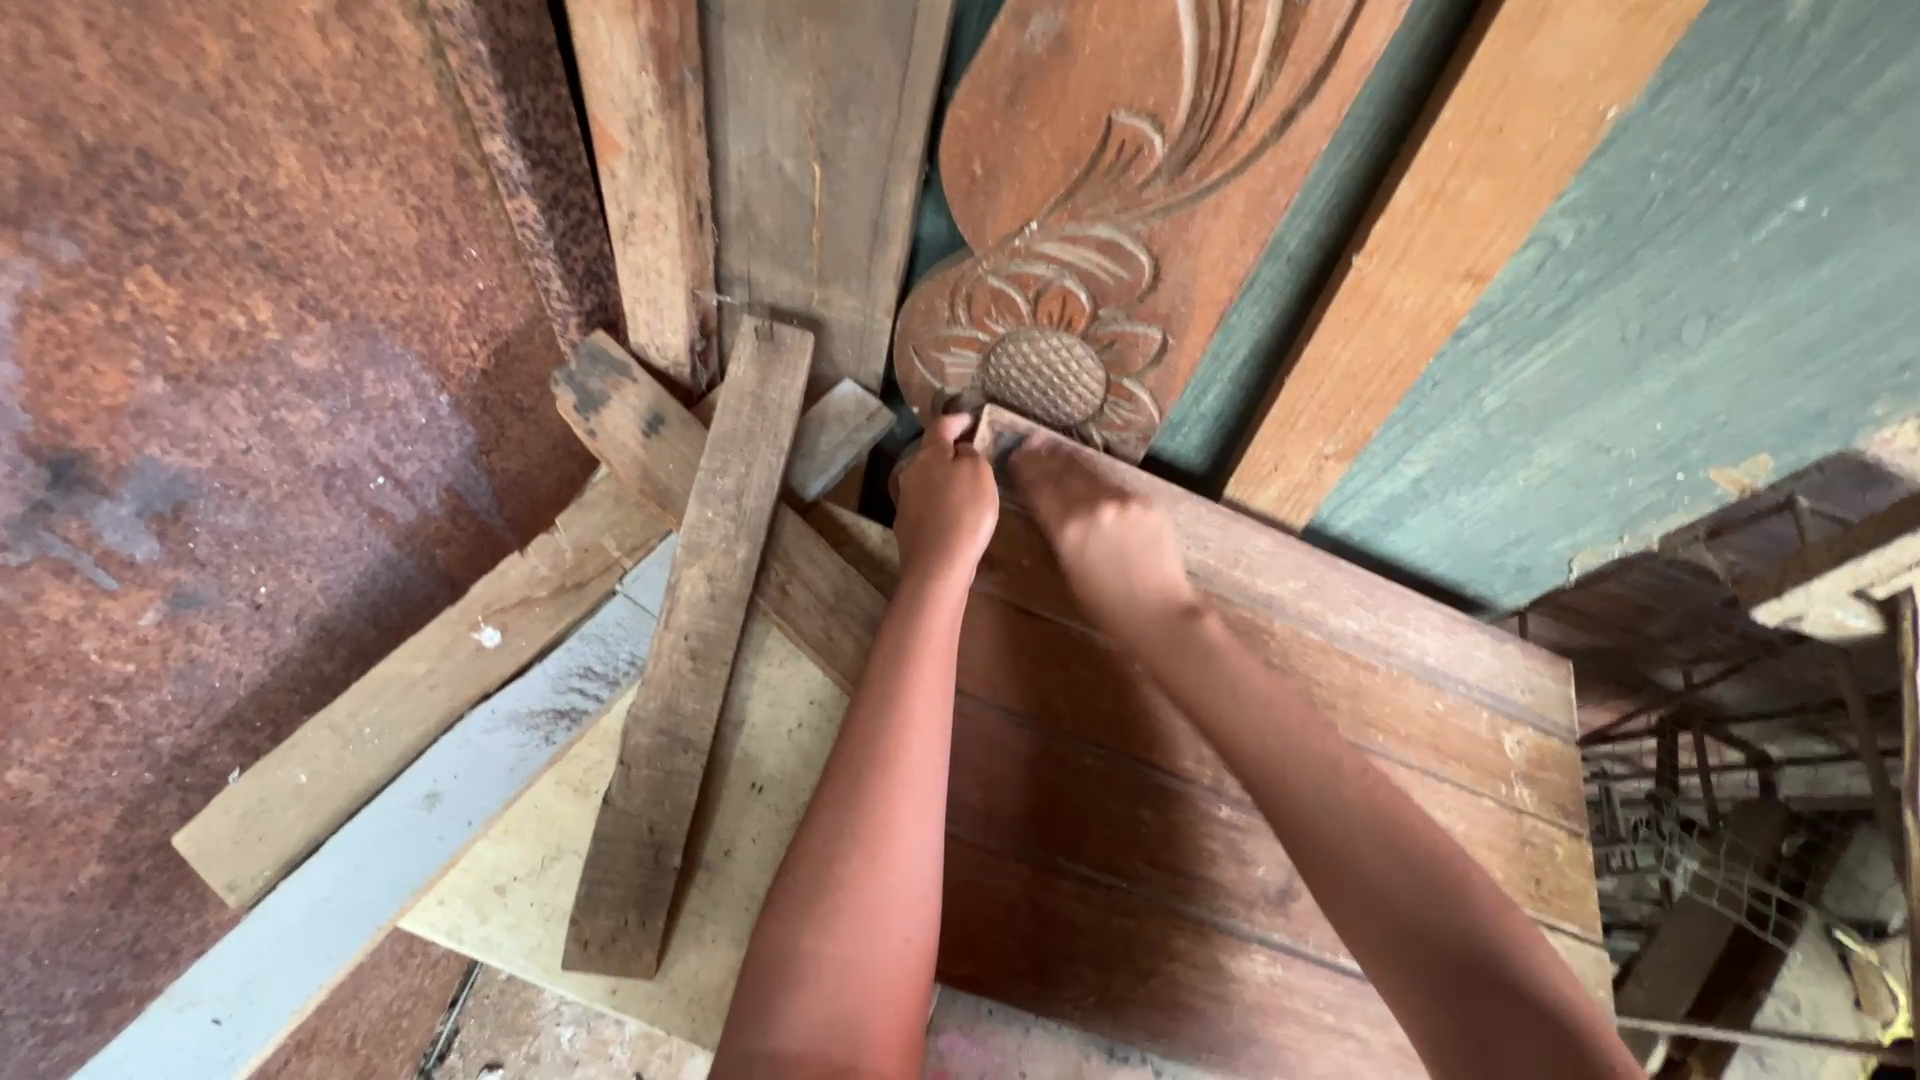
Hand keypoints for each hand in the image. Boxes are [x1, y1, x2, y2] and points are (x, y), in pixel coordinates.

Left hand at [893, 412, 998, 589]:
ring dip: (945, 479)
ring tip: (966, 487)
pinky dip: (941, 503)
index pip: (941, 426)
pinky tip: (954, 515)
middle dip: (950, 452)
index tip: (971, 418)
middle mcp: (910, 473)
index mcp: (928, 455)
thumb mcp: (979, 473)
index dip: (957, 419)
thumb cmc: (964, 513)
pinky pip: (927, 505)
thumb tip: (960, 452)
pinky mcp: (907, 526)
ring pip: (927, 480)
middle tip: (972, 454)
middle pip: (930, 454)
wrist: (937, 565)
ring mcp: (905, 501)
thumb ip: (971, 454)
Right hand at [1008, 436, 1199, 650]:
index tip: (1015, 456)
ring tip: (1053, 447)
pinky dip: (1096, 475)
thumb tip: (1047, 508)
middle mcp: (1094, 504)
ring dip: (1068, 458)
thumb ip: (1056, 532)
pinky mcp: (1146, 500)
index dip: (1025, 468)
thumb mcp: (1066, 569)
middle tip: (1030, 443)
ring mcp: (1123, 498)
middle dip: (1043, 456)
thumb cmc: (1104, 605)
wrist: (1158, 611)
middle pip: (1062, 471)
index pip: (1039, 486)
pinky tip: (1088, 471)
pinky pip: (1114, 482)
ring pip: (1089, 470)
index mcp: (1067, 526)